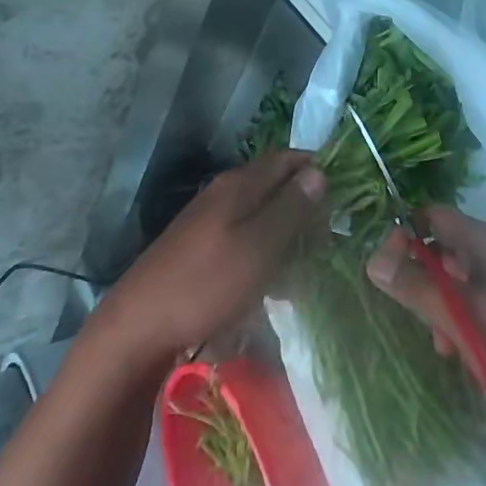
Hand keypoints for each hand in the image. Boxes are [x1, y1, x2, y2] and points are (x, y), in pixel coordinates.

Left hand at [93, 151, 326, 363]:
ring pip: (262, 214)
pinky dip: (267, 252)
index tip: (346, 198)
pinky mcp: (202, 248)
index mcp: (238, 184)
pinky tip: (275, 282)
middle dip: (306, 205)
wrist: (139, 327)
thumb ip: (290, 208)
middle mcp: (223, 193)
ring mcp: (210, 221)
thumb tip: (319, 171)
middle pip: (276, 185)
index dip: (319, 170)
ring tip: (309, 264)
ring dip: (288, 233)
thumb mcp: (258, 247)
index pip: (288, 158)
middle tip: (330, 238)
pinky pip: (247, 238)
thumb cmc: (205, 285)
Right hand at [365, 206, 485, 424]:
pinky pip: (476, 307)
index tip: (389, 271)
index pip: (431, 216)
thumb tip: (373, 260)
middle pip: (441, 250)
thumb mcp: (465, 319)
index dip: (404, 235)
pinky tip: (468, 359)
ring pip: (457, 284)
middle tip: (422, 319)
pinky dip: (464, 327)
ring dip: (442, 311)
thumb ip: (417, 287)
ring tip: (447, 348)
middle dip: (422, 282)